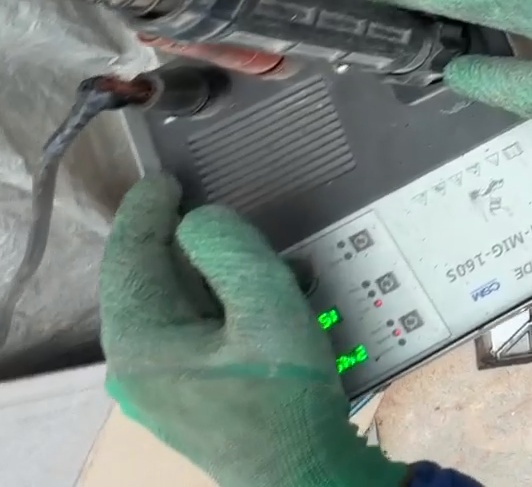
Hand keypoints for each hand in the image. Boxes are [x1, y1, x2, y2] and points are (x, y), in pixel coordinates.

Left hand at [100, 176, 407, 486]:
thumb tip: (201, 218)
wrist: (295, 466)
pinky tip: (267, 294)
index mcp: (141, 340)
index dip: (145, 216)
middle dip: (179, 240)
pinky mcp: (193, 386)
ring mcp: (161, 379)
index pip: (131, 262)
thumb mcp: (271, 313)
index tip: (164, 178)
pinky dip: (225, 296)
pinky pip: (199, 325)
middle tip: (214, 200)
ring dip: (209, 270)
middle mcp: (137, 359)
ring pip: (179, 304)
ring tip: (255, 246)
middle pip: (152, 283)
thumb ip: (235, 259)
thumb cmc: (282, 387)